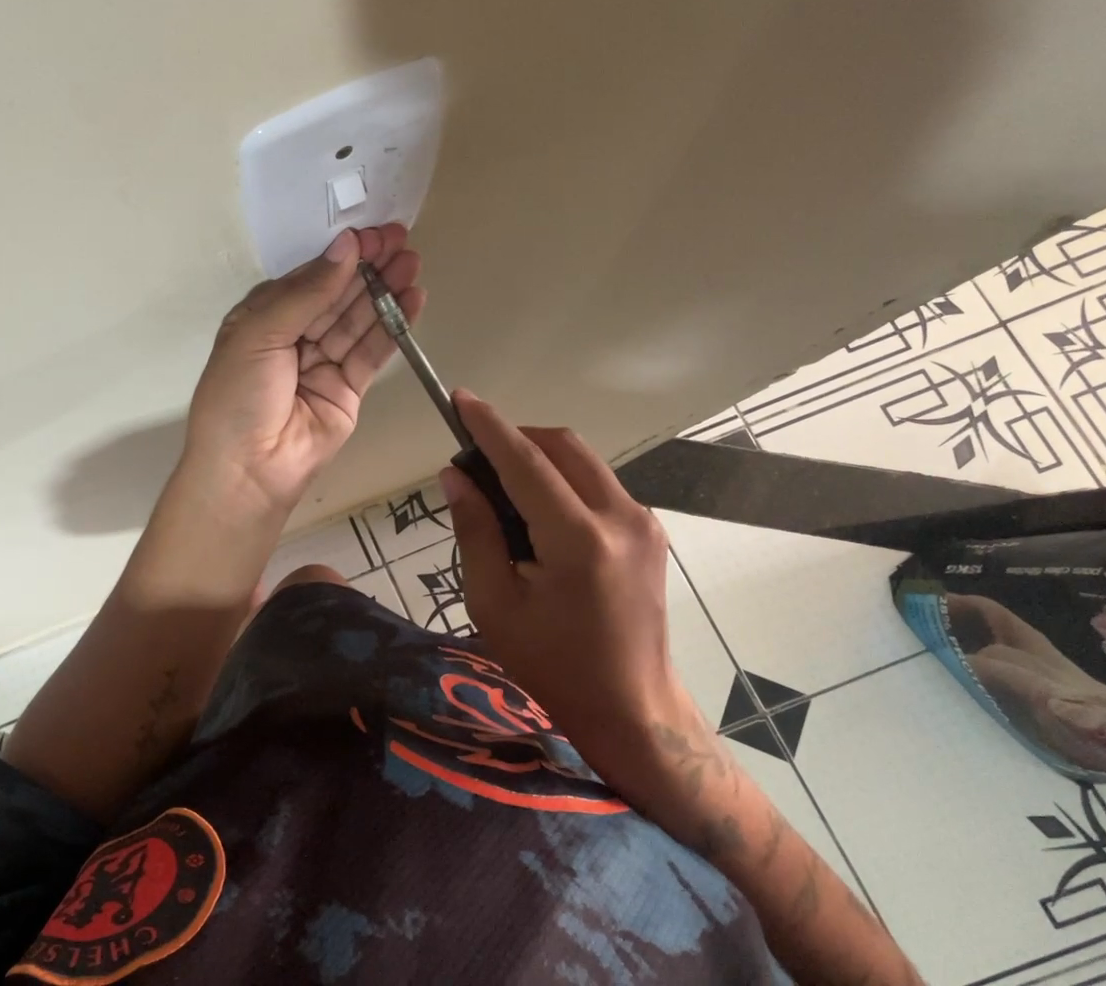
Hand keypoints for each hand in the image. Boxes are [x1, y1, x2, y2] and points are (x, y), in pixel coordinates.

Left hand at [184, 226, 424, 509]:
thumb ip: (306, 293)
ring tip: (412, 261)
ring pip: (358, 320)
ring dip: (385, 291)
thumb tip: (347, 248)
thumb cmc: (238, 396)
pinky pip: (372, 352)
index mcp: (263, 320)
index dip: (339, 256)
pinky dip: (393, 326)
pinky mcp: (347, 390)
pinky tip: (412, 298)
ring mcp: (322, 364)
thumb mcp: (259, 334)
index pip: (307, 279)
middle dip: (368, 267)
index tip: (372, 232)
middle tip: (401, 239)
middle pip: (337, 295)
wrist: (247, 470)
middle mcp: (293, 337)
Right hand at [441, 398, 923, 985]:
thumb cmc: (550, 664)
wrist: (631, 707)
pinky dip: (563, 481)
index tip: (459, 398)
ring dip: (541, 457)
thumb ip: (475, 531)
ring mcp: (643, 524)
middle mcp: (620, 518)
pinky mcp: (650, 535)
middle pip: (563, 446)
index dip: (488, 426)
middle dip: (516, 436)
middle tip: (474, 456)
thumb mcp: (495, 602)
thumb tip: (455, 476)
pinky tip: (536, 513)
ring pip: (585, 462)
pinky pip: (599, 486)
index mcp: (578, 539)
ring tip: (500, 487)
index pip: (525, 461)